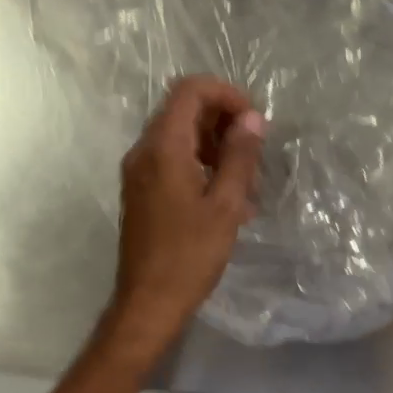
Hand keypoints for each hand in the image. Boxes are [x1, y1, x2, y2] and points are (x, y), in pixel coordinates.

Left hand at [108, 75, 264, 350]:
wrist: (148, 303)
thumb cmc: (190, 256)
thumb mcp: (225, 205)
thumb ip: (239, 156)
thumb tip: (252, 119)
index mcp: (162, 147)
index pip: (191, 90)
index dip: (227, 95)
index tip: (253, 123)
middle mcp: (143, 152)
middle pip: (183, 111)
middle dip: (223, 124)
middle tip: (253, 157)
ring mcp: (138, 174)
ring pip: (179, 139)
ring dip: (214, 150)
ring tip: (245, 186)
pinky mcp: (140, 195)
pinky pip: (171, 165)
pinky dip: (199, 169)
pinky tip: (225, 203)